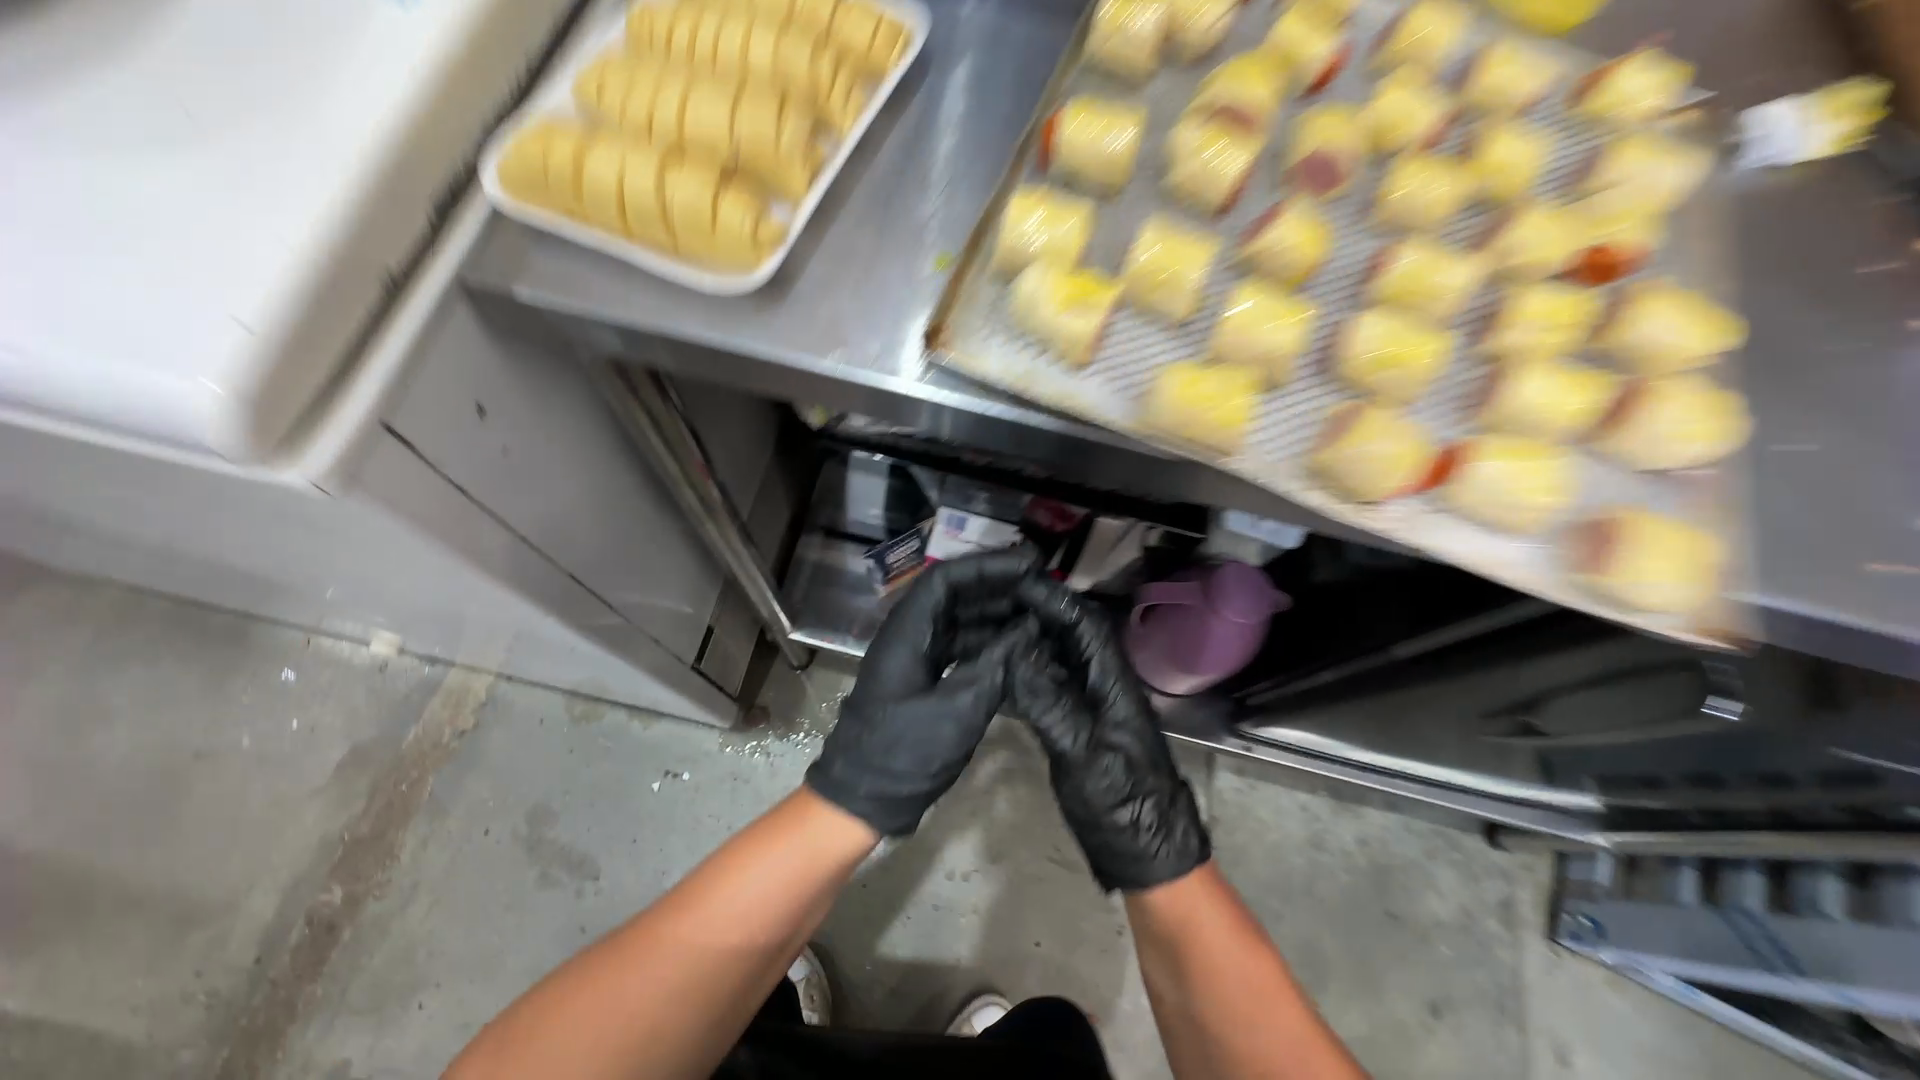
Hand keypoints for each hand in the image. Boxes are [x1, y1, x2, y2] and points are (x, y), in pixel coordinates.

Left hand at [805, 550, 1039, 836]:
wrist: (863, 799)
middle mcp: (909, 636)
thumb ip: (997, 665)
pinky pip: (959, 649)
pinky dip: (989, 645)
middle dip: (998, 588)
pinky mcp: (923, 682)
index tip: (1030, 566)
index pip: (947, 579)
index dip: (989, 567)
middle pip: (955, 596)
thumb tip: (1032, 630)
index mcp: (907, 632)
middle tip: (1043, 588)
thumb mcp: (959, 709)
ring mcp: (915, 660)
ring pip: (960, 623)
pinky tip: (1020, 649)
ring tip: (1041, 615)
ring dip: (997, 616)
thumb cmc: (904, 752)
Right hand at [1008, 577, 1210, 891]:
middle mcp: (1104, 687)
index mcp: (1114, 683)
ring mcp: (1091, 710)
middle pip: (1070, 636)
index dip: (1051, 600)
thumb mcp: (1085, 754)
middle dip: (1034, 614)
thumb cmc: (1123, 805)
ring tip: (984, 629)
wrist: (1146, 855)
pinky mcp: (1078, 731)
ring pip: (1058, 661)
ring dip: (1027, 642)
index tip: (1014, 582)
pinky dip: (1024, 677)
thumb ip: (1051, 703)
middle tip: (988, 601)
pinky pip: (1049, 689)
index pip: (1083, 625)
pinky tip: (996, 675)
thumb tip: (1016, 652)